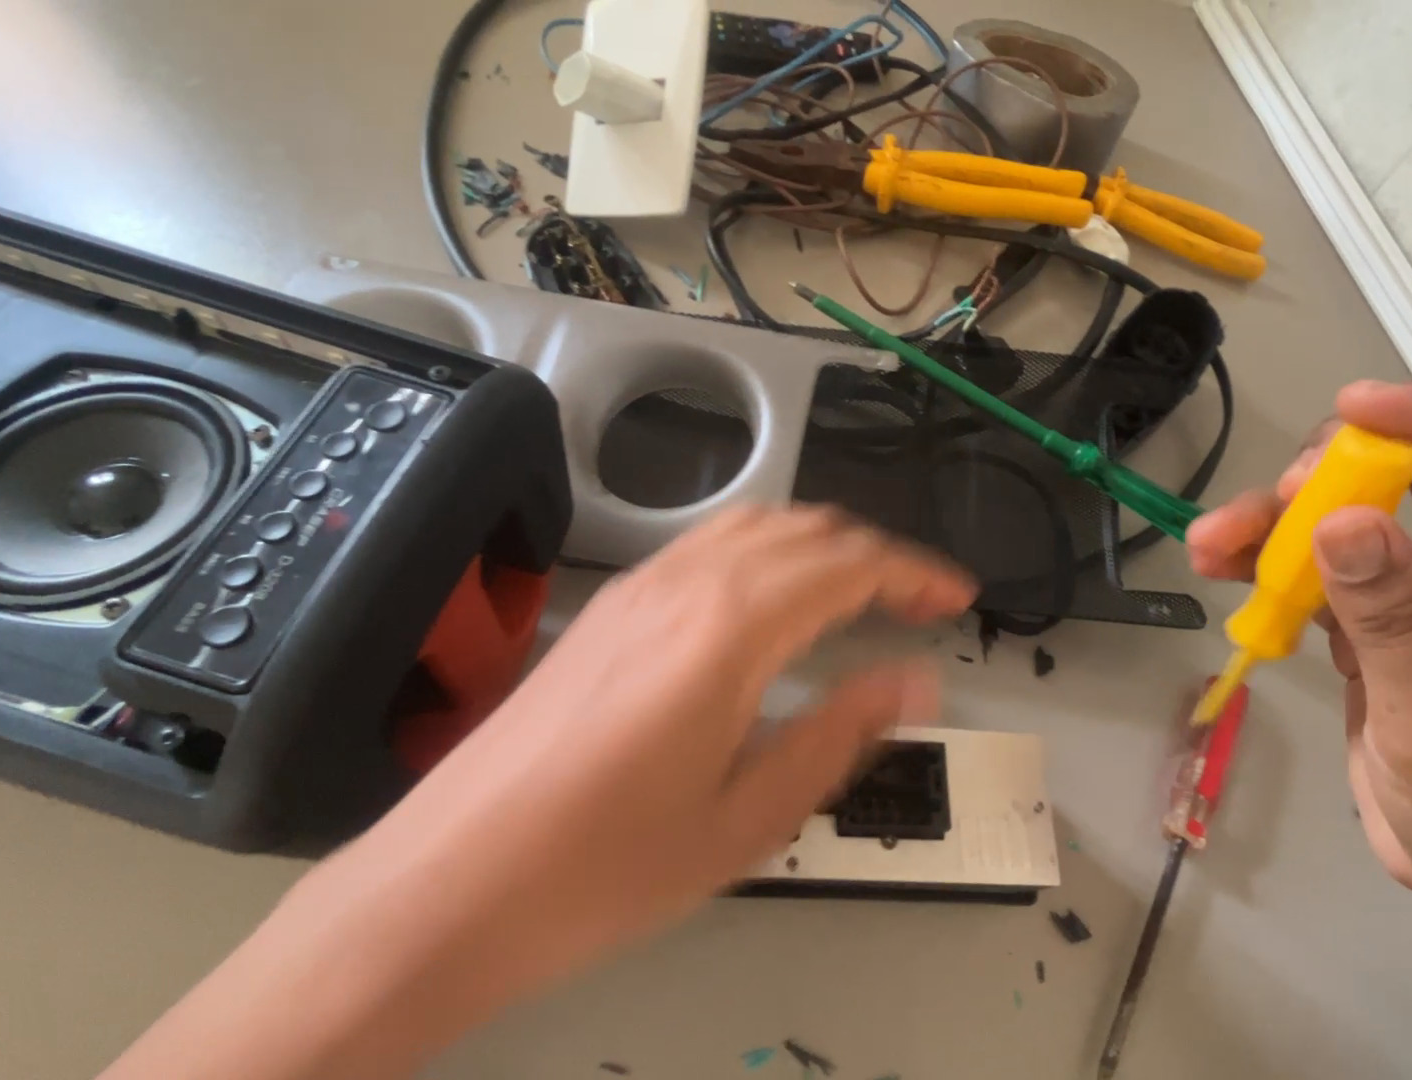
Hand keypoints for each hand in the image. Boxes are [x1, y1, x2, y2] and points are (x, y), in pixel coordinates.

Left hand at [101, 506, 973, 1079]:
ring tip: (860, 590)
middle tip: (920, 601)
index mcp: (729, 628)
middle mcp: (683, 584)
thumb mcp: (749, 818)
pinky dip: (766, 550)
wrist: (453, 882)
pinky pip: (707, 545)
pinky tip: (772, 598)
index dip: (915, 572)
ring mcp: (637, 588)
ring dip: (819, 542)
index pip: (849, 564)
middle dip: (876, 553)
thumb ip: (838, 734)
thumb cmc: (608, 868)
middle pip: (805, 529)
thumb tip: (915, 682)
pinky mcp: (607, 607)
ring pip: (753, 525)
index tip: (957, 597)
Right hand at [1186, 381, 1411, 967]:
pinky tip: (1225, 576)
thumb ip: (1392, 622)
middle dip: (1336, 475)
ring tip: (1209, 544)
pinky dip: (1270, 571)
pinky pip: (1320, 580)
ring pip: (1351, 530)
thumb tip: (1341, 520)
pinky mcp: (1375, 638)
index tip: (1354, 409)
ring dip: (1280, 526)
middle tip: (1271, 505)